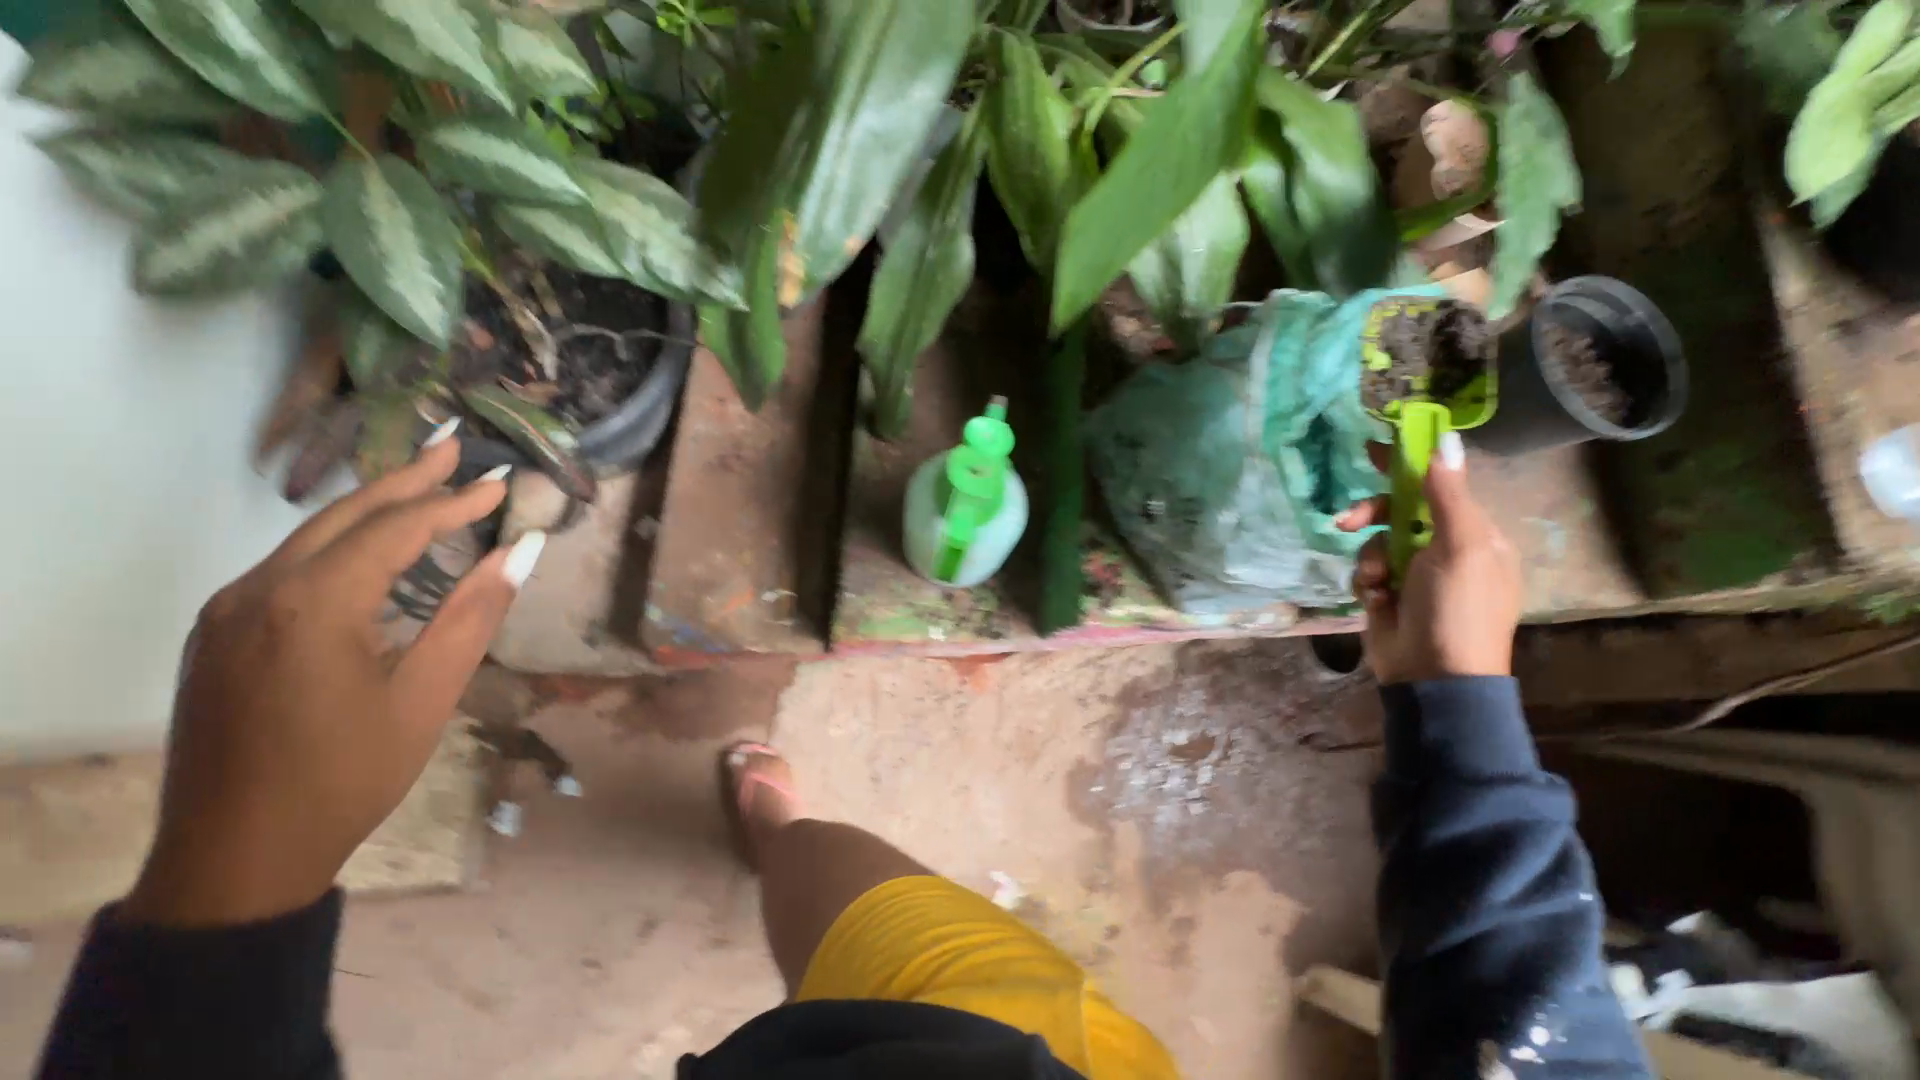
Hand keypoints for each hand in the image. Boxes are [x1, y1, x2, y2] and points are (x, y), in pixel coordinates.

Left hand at [122, 423, 545, 926]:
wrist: (238, 854)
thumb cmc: (348, 776)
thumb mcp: (427, 696)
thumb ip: (474, 615)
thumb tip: (522, 551)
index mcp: (312, 603)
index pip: (395, 529)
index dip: (453, 502)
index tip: (501, 483)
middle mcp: (258, 590)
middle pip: (344, 515)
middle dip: (405, 480)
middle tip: (454, 449)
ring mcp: (228, 611)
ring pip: (309, 537)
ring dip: (370, 509)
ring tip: (420, 485)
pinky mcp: (218, 634)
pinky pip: (286, 567)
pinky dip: (338, 544)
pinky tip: (368, 549)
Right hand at [1336, 432, 1520, 684]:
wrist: (1434, 675)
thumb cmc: (1457, 607)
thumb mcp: (1461, 545)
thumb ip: (1449, 492)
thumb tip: (1447, 439)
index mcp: (1475, 534)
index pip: (1439, 485)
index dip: (1407, 466)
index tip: (1373, 449)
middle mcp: (1445, 550)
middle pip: (1399, 511)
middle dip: (1373, 514)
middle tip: (1348, 520)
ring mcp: (1415, 574)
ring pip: (1376, 541)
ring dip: (1369, 557)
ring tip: (1375, 580)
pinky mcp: (1388, 596)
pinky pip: (1366, 571)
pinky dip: (1366, 582)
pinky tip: (1376, 599)